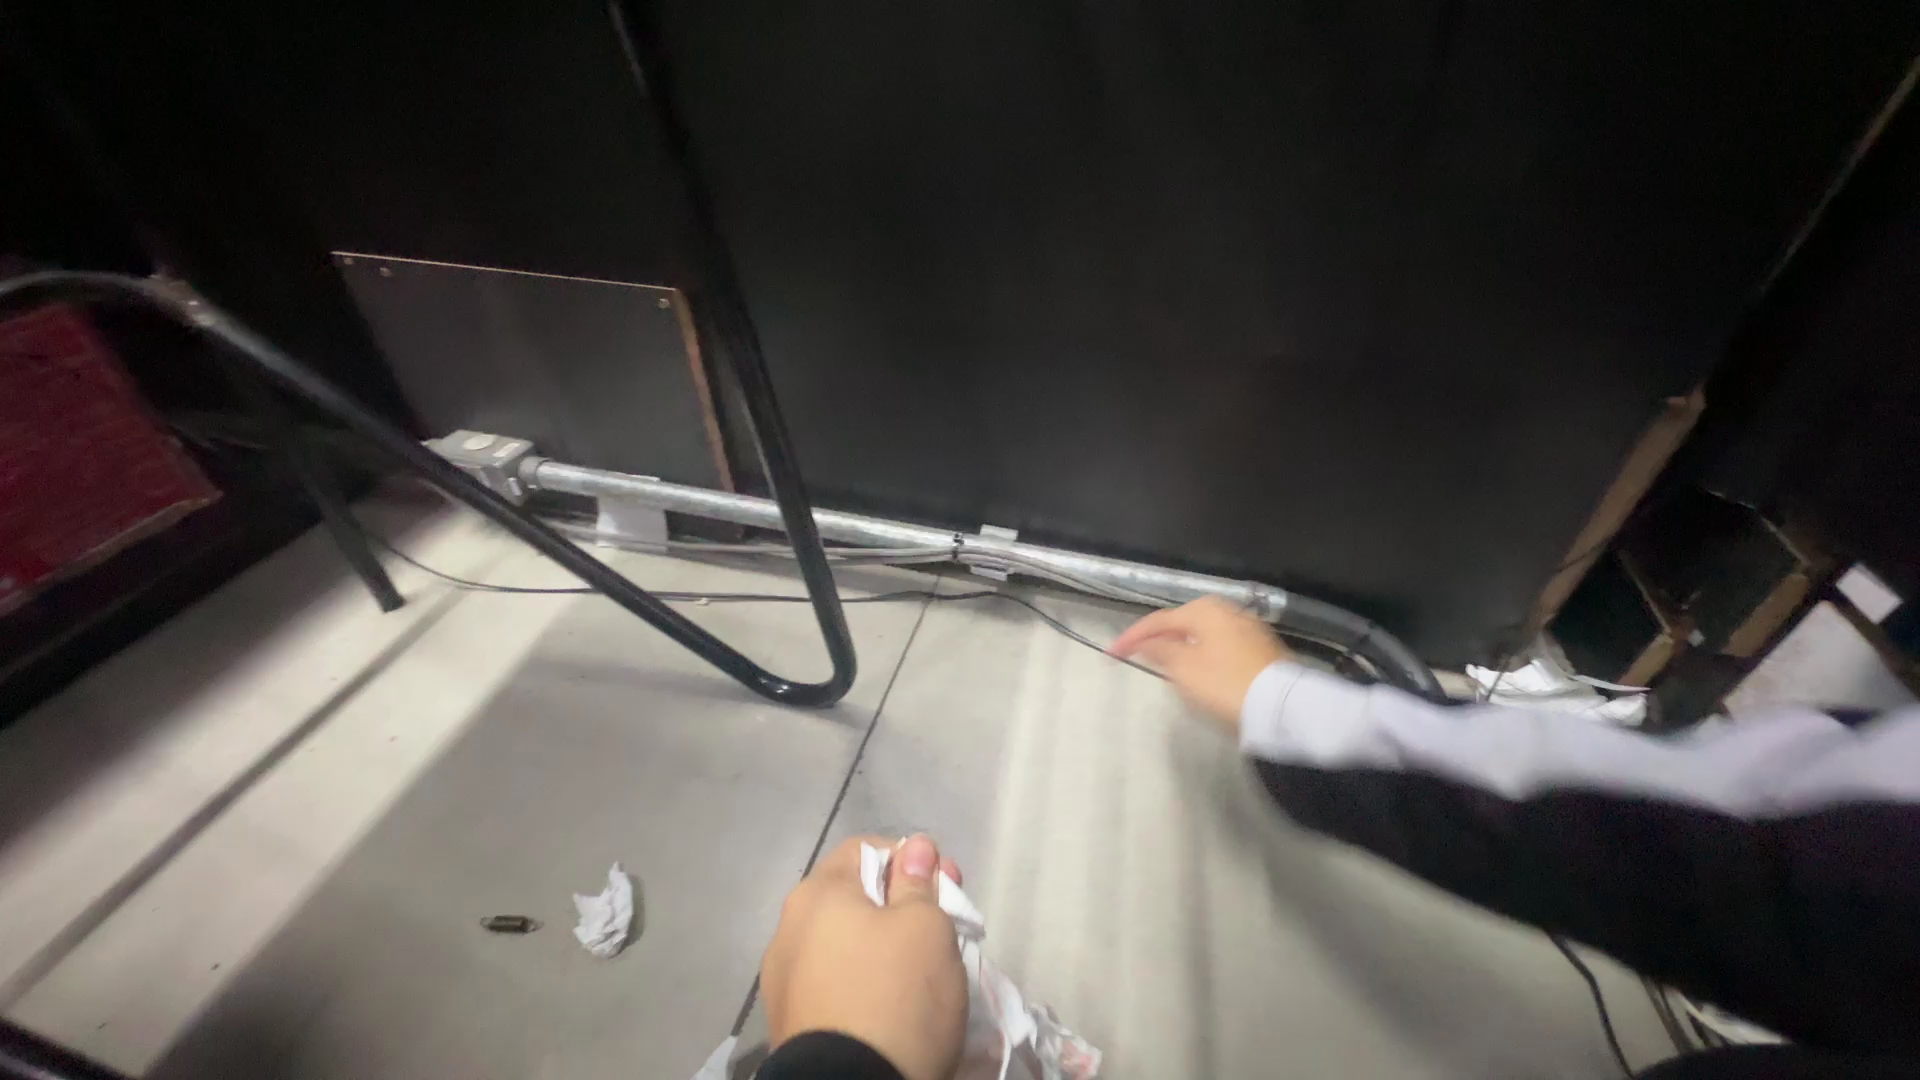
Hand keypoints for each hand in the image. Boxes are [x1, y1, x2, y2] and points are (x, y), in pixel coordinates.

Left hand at [761, 835, 967, 1079]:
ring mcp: (784, 982)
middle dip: (902, 906)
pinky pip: (836, 987)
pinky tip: (892, 1009)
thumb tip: (914, 847)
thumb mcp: (925, 926)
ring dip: (883, 948)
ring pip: (847, 945)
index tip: (944, 888)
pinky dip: (864, 987)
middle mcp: (789, 929)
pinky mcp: (791, 1028)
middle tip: (943, 931)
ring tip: (921, 976)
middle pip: (856, 898)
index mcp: (816, 894)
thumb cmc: (894, 996)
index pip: (867, 849)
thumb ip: (920, 881)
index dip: (911, 861)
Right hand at [1110, 596, 1292, 732]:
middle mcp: (1227, 611)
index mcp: (1204, 610)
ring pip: (1202, 635)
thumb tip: (1147, 641)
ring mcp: (1248, 629)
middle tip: (1138, 656)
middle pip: (1182, 624)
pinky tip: (1198, 672)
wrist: (1282, 708)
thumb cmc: (1224, 683)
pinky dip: (1203, 655)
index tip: (1112, 654)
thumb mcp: (1183, 668)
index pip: (1158, 621)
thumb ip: (1160, 650)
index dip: (1132, 637)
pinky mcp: (1262, 650)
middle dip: (1159, 639)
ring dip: (1181, 648)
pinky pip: (1220, 647)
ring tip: (1165, 666)